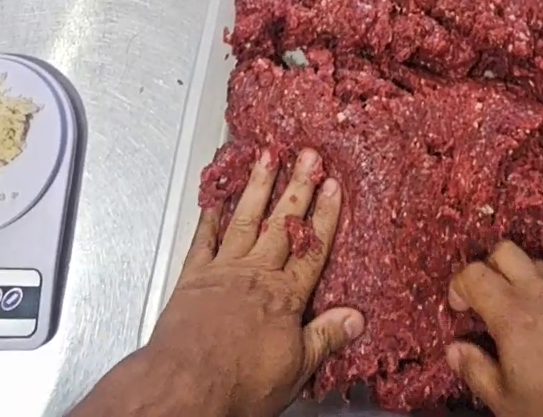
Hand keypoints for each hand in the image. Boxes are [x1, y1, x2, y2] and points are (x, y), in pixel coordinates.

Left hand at [75, 148, 362, 416]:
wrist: (185, 387)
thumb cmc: (239, 384)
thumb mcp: (296, 369)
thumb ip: (326, 337)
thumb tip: (356, 318)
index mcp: (285, 295)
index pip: (312, 248)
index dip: (325, 214)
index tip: (332, 185)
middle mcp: (257, 273)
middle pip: (283, 222)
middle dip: (298, 186)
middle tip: (308, 155)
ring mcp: (224, 269)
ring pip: (247, 218)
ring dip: (259, 185)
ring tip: (268, 156)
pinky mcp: (194, 276)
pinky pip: (204, 238)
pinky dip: (210, 215)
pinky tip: (216, 196)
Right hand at [446, 242, 542, 416]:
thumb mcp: (508, 404)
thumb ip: (477, 371)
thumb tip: (455, 349)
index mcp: (513, 312)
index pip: (474, 274)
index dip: (459, 285)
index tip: (459, 309)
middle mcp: (542, 294)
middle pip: (505, 251)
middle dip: (489, 267)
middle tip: (486, 300)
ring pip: (539, 265)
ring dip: (522, 278)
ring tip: (521, 313)